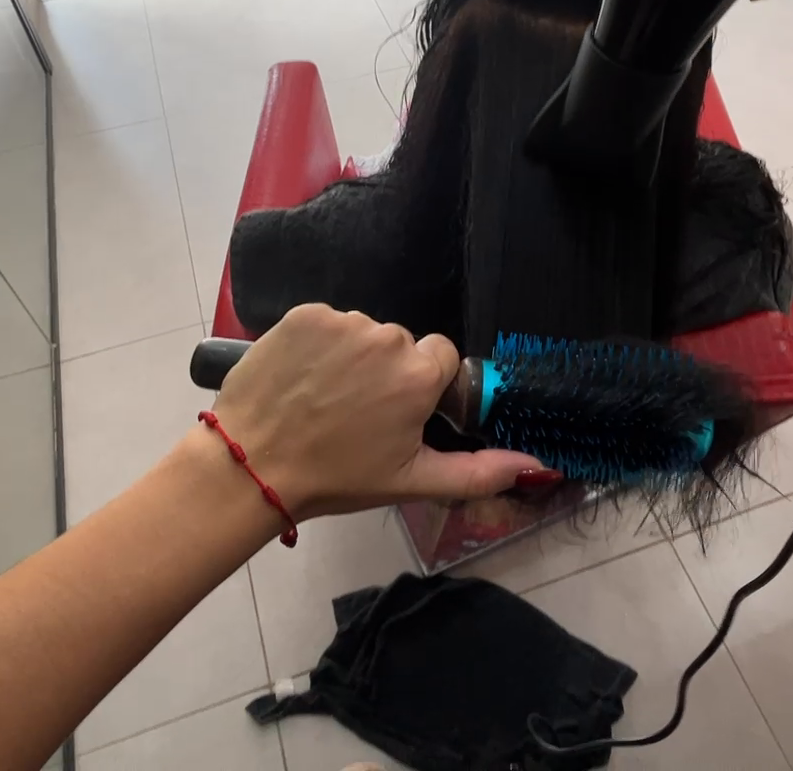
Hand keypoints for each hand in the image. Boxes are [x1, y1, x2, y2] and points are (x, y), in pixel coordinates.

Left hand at [204, 304, 549, 518]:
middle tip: (355, 412)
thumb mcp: (413, 481)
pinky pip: (327, 322)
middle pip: (400, 344)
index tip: (396, 411)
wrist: (253, 463)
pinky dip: (319, 343)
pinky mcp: (304, 312)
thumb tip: (540, 465)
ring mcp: (342, 320)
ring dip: (352, 356)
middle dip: (387, 372)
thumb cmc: (338, 477)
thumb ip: (481, 470)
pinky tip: (303, 375)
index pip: (439, 356)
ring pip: (363, 332)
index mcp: (419, 373)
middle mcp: (387, 336)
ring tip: (323, 396)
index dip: (421, 384)